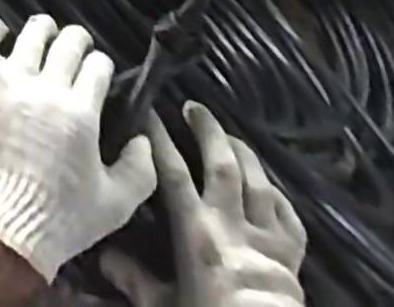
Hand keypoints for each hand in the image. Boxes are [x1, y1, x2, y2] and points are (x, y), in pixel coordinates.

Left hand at [0, 16, 157, 282]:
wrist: (14, 220)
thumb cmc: (67, 214)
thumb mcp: (118, 201)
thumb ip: (140, 168)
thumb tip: (142, 138)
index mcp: (81, 113)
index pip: (97, 68)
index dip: (102, 64)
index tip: (101, 69)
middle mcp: (48, 90)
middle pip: (66, 46)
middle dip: (78, 39)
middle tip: (80, 43)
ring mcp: (14, 86)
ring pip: (29, 39)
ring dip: (41, 28)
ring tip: (47, 27)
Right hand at [100, 102, 305, 306]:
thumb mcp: (162, 304)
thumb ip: (132, 277)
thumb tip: (101, 255)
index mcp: (196, 230)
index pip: (173, 171)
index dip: (159, 137)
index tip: (147, 111)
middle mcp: (230, 224)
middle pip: (223, 165)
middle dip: (208, 132)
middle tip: (194, 107)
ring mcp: (265, 237)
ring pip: (258, 183)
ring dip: (243, 153)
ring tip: (229, 133)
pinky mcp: (292, 255)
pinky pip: (288, 216)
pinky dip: (278, 196)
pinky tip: (268, 184)